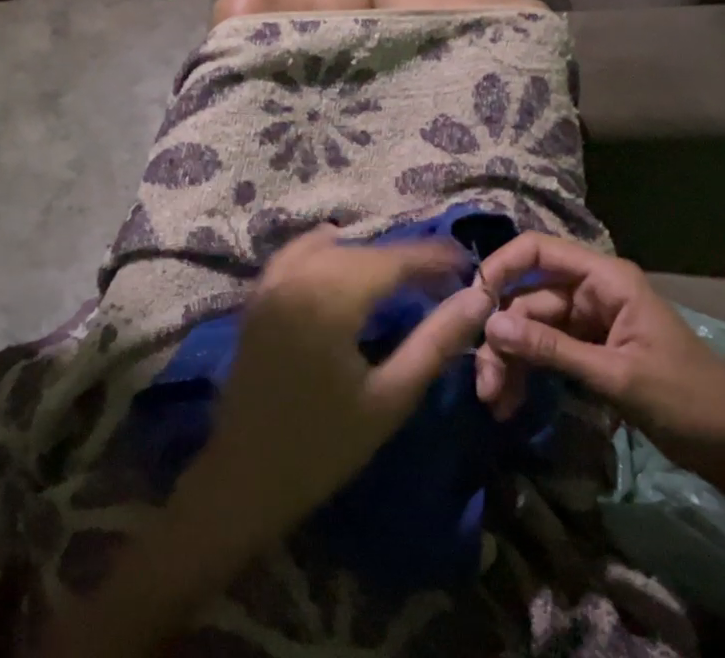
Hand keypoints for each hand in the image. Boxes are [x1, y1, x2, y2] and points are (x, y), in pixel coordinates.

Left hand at [180, 225, 491, 540]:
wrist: (246, 477)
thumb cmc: (325, 446)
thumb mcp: (391, 397)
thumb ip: (435, 341)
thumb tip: (478, 298)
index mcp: (329, 300)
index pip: (392, 259)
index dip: (433, 257)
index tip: (468, 264)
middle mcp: (296, 279)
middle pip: (361, 251)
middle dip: (404, 258)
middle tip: (442, 278)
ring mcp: (269, 286)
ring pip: (327, 248)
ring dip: (366, 255)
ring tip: (401, 277)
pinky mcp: (255, 300)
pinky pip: (294, 257)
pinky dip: (325, 253)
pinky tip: (344, 265)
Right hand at [473, 232, 724, 477]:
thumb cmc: (688, 399)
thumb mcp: (616, 374)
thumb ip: (551, 349)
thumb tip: (490, 326)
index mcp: (607, 280)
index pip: (539, 251)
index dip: (501, 268)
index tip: (471, 306)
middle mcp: (592, 293)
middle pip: (526, 300)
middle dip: (501, 339)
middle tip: (484, 386)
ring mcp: (587, 324)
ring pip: (528, 330)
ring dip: (508, 362)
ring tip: (496, 403)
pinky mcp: (587, 353)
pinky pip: (543, 354)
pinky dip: (524, 375)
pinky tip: (510, 402)